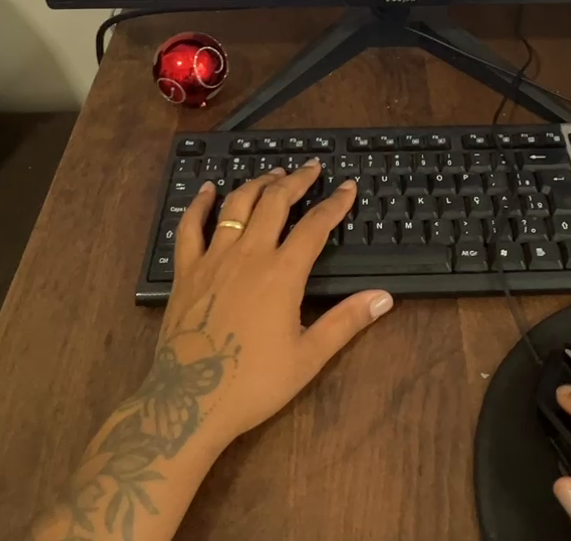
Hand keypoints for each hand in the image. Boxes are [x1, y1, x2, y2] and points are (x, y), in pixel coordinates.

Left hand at [31, 162, 391, 540]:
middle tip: (311, 168)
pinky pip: (190, 227)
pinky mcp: (186, 271)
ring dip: (257, 184)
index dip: (335, 203)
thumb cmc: (253, 383)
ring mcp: (213, 259)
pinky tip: (208, 190)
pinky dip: (200, 204)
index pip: (315, 226)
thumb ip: (346, 321)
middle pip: (275, 202)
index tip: (347, 187)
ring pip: (236, 206)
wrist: (189, 403)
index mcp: (282, 273)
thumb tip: (384, 297)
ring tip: (273, 173)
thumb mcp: (308, 356)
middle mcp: (248, 255)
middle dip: (296, 180)